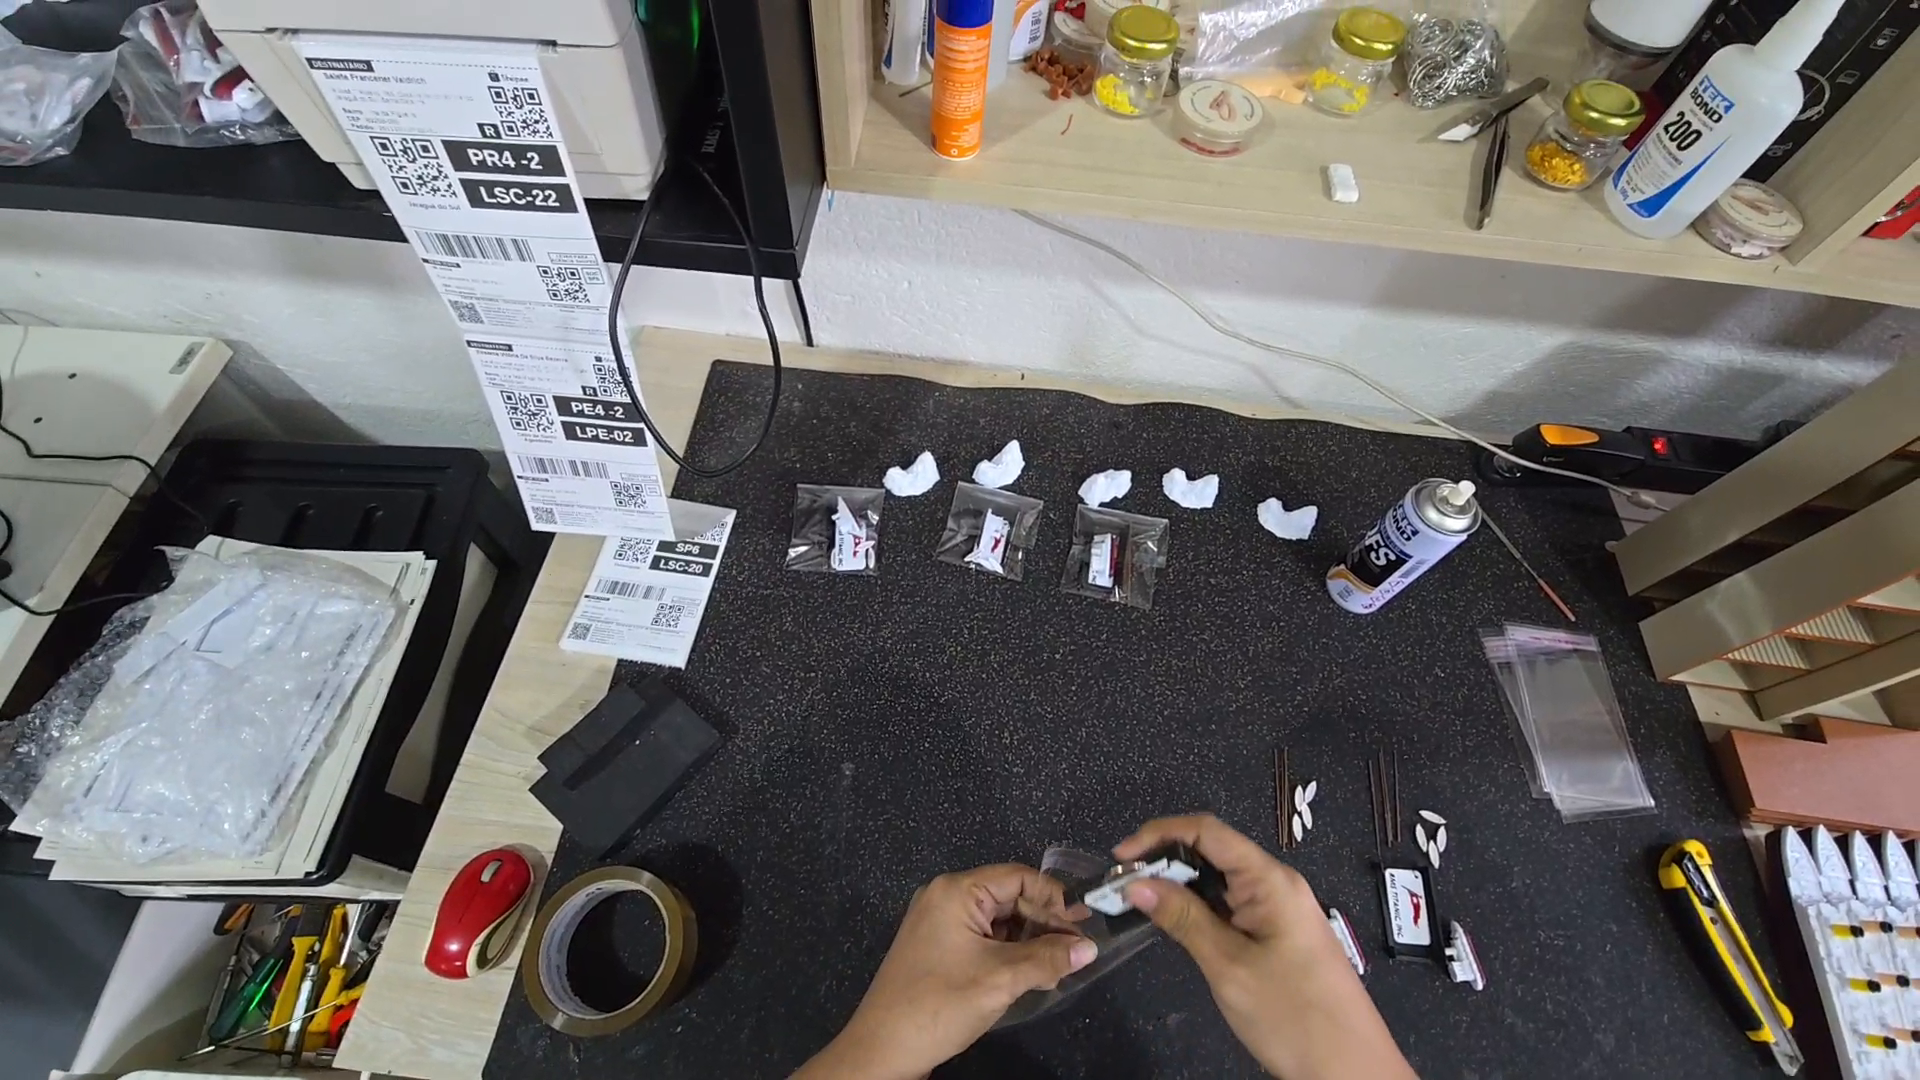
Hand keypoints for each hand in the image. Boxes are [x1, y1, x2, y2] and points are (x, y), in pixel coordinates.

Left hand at [794, 864, 1096, 1079]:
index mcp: (957, 890)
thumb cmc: (940, 1004)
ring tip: (1060, 966)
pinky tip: (1032, 972)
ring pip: (998, 919)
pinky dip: (1008, 951)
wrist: (882, 1049)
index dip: (1052, 898)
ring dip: (1028, 940)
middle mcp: (947, 895)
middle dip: (1043, 923)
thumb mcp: (1000, 980)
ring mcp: (940, 920)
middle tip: (1077, 952)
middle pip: (1008, 896)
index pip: (1017, 877)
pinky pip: (982, 935)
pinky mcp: (938, 945)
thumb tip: (1089, 947)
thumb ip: (1046, 959)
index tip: (1082, 926)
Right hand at [1115, 816, 1416, 1079]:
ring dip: (1179, 885)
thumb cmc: (1293, 1016)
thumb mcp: (1228, 966)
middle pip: (1211, 850)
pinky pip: (1231, 902)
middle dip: (1164, 860)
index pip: (1206, 830)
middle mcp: (1276, 883)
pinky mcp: (1280, 932)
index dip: (1158, 834)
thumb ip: (1182, 918)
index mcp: (1269, 879)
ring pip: (1219, 878)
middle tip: (1124, 885)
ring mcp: (1280, 908)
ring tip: (1141, 901)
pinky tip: (1176, 922)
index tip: (1121, 858)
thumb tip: (1135, 883)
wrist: (1356, 1077)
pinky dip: (1199, 906)